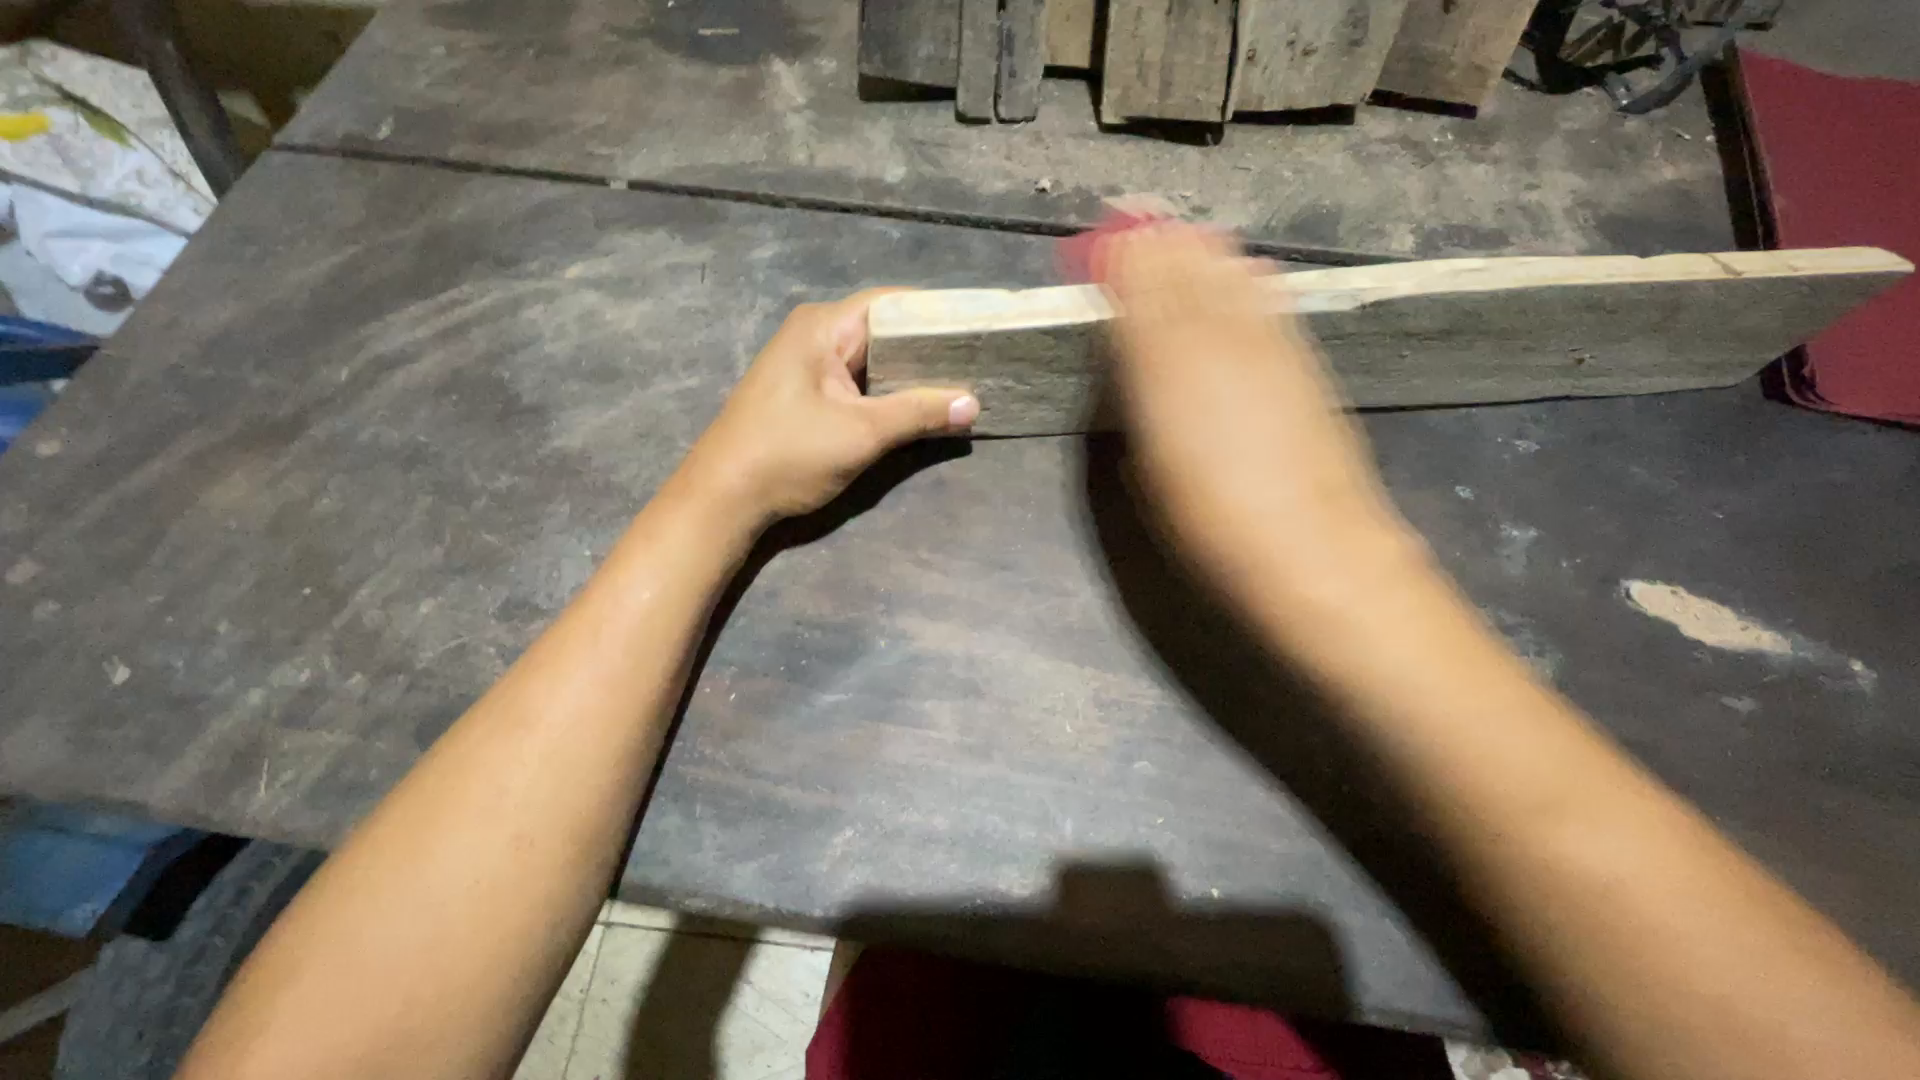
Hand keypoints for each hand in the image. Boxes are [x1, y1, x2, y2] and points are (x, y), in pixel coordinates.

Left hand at [676, 289, 978, 527]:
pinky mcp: (806, 395)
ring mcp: (807, 366)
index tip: (979, 327)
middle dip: (928, 347)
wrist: (722, 497)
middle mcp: (814, 336)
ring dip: (910, 374)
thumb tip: (972, 404)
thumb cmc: (788, 454)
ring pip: (872, 359)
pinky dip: (888, 393)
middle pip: (883, 330)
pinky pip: (858, 382)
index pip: (891, 303)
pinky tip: (919, 407)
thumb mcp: (861, 434)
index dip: (936, 313)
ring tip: (961, 382)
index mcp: (822, 327)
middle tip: (979, 359)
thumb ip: (918, 414)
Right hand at [1099, 225, 1423, 620]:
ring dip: (1199, 250)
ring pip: (1227, 272)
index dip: (1119, 257)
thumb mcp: (1144, 463)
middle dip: (1155, 240)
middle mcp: (1214, 335)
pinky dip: (1245, 275)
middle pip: (1182, 268)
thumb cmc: (1204, 519)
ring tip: (1183, 233)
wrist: (1309, 545)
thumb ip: (1131, 397)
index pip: (1137, 286)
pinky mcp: (1303, 358)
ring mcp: (1266, 341)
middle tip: (1135, 217)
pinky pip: (1268, 297)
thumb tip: (1124, 350)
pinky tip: (1242, 267)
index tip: (1100, 235)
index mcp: (1161, 362)